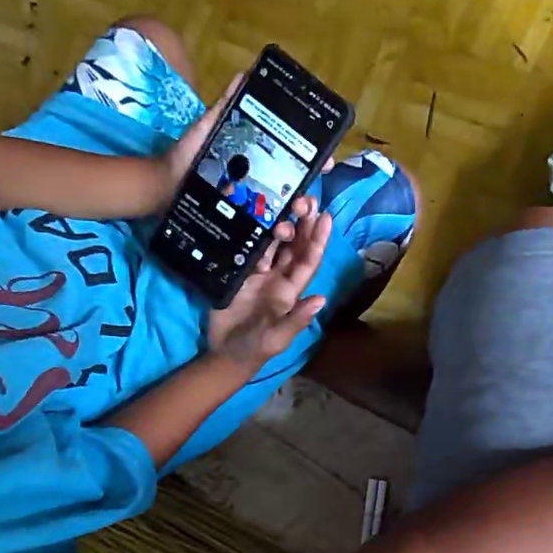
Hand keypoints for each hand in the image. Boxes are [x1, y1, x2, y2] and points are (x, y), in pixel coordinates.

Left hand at [154, 76, 337, 214]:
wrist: (164, 185)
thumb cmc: (188, 156)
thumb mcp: (209, 127)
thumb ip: (227, 106)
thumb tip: (244, 76)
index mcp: (262, 162)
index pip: (296, 163)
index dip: (315, 163)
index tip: (326, 163)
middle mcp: (264, 185)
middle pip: (296, 192)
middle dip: (307, 198)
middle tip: (305, 201)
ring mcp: (256, 206)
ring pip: (286, 213)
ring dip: (295, 216)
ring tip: (292, 218)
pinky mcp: (247, 224)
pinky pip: (268, 229)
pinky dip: (278, 232)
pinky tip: (280, 232)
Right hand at [206, 197, 332, 368]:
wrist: (225, 353)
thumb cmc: (257, 348)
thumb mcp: (278, 337)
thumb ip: (298, 320)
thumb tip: (321, 300)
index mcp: (291, 291)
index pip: (308, 261)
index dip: (317, 240)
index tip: (326, 218)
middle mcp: (278, 278)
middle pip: (294, 246)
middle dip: (303, 223)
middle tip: (307, 199)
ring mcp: (257, 274)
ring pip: (272, 243)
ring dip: (279, 223)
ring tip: (284, 202)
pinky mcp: (237, 272)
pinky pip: (247, 247)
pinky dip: (250, 232)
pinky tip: (252, 213)